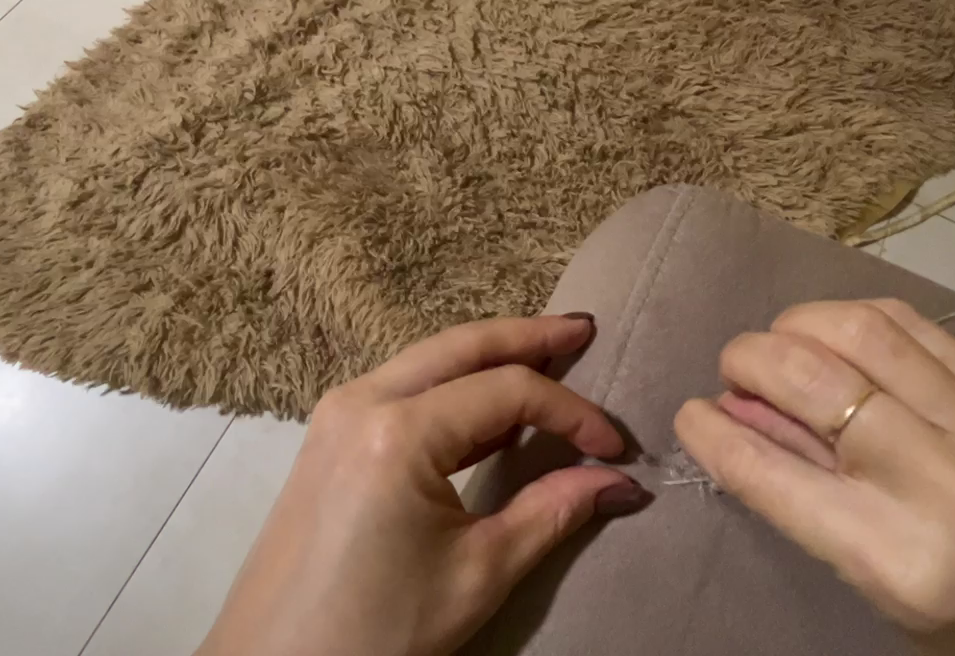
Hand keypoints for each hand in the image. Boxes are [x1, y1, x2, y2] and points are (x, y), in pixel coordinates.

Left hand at [198, 315, 649, 655]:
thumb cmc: (377, 631)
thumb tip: (622, 484)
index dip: (570, 412)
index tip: (615, 447)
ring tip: (548, 354)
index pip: (505, 392)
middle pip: (463, 346)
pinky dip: (455, 383)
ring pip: (431, 358)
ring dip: (490, 354)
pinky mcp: (332, 429)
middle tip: (583, 329)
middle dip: (529, 335)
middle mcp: (363, 398)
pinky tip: (490, 400)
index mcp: (398, 431)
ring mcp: (340, 408)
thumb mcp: (477, 575)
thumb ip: (552, 513)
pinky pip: (406, 385)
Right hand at [674, 299, 954, 655]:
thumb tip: (732, 414)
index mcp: (902, 560)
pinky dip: (853, 320)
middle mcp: (946, 484)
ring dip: (796, 325)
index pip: (769, 473)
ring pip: (859, 326)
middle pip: (809, 376)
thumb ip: (800, 492)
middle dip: (747, 358)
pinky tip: (841, 340)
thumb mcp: (877, 587)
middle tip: (734, 372)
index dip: (710, 432)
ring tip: (785, 348)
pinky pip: (913, 322)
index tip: (689, 413)